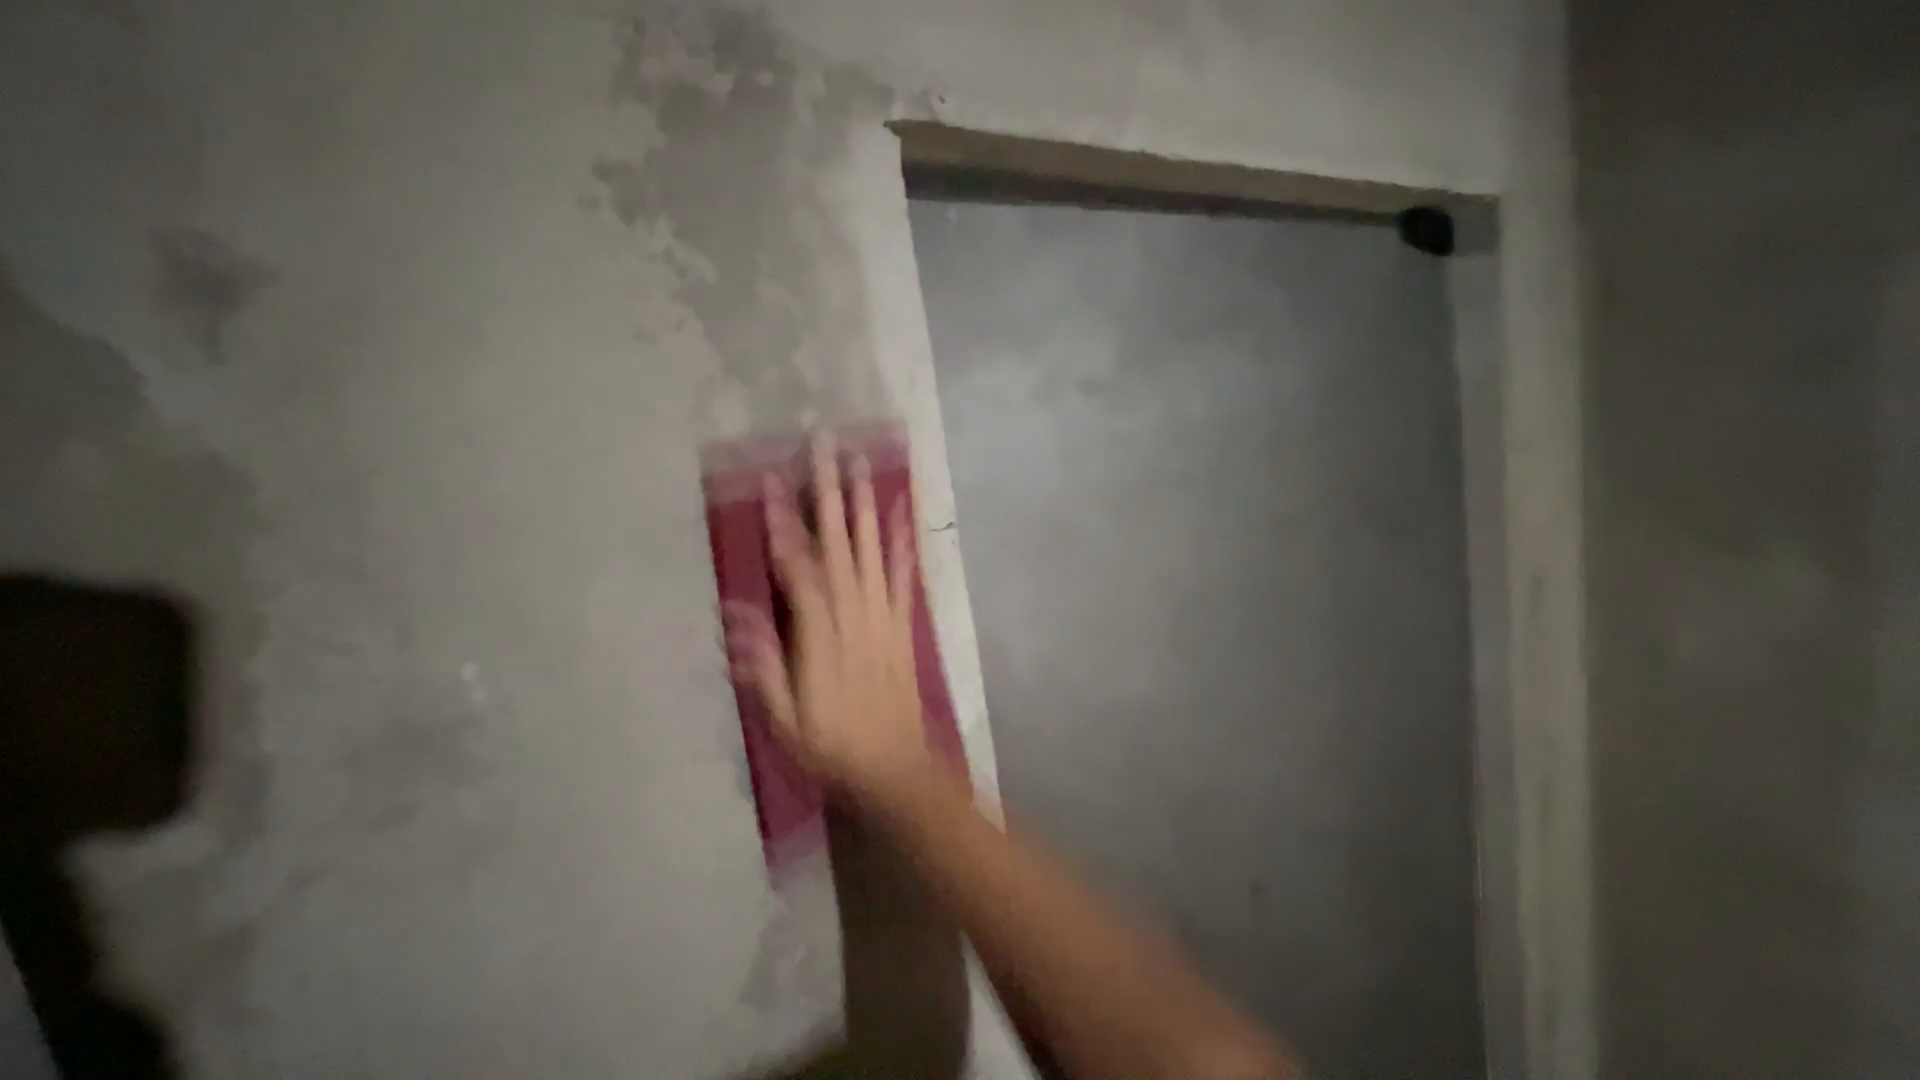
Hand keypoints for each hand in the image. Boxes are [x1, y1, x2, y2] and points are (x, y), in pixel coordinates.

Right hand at [726, 436, 932, 804]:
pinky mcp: (903, 624)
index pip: (797, 565)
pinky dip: (904, 540)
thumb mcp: (784, 717)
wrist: (895, 767)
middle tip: (823, 446)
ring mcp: (882, 614)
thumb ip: (764, 664)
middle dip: (828, 492)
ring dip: (864, 503)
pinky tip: (903, 511)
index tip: (772, 481)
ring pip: (872, 548)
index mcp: (819, 632)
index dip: (784, 523)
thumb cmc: (831, 745)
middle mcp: (853, 612)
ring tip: (860, 462)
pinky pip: (905, 574)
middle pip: (838, 542)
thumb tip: (736, 613)